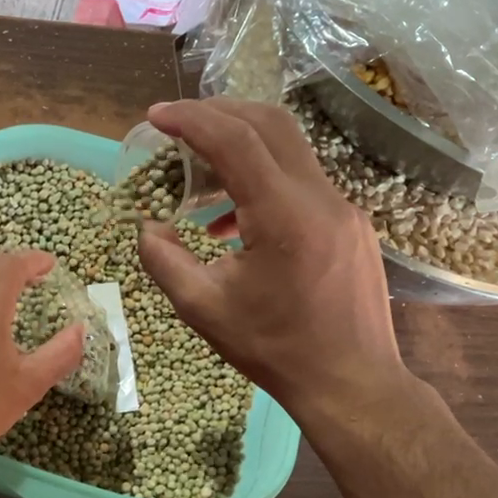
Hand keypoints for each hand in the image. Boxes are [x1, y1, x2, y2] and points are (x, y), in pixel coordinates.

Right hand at [137, 98, 411, 418]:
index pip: (235, 141)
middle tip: (176, 126)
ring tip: (197, 174)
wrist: (351, 382)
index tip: (155, 116)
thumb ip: (165, 261)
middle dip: (218, 114)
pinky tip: (231, 220)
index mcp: (283, 216)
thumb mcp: (203, 309)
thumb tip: (146, 228)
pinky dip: (261, 178)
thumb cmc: (274, 349)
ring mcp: (342, 208)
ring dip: (240, 145)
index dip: (191, 120)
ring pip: (289, 149)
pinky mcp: (350, 223)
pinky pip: (301, 181)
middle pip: (269, 125)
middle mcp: (320, 198)